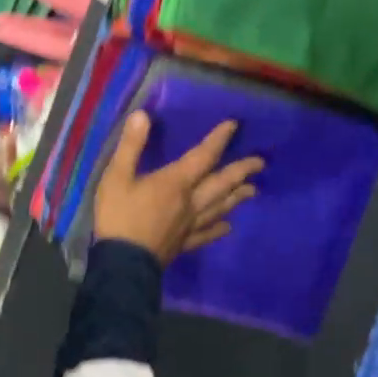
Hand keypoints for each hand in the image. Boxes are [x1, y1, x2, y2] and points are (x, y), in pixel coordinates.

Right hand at [93, 114, 262, 263]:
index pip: (202, 157)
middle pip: (220, 184)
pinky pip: (207, 233)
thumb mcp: (117, 175)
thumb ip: (131, 145)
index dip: (218, 140)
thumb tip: (142, 115)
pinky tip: (227, 226)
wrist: (124, 261)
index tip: (234, 126)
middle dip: (240, 171)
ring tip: (252, 190)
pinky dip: (219, 227)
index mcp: (175, 183)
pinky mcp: (185, 242)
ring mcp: (190, 225)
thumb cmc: (119, 214)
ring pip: (219, 207)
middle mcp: (190, 202)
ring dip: (236, 196)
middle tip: (260, 163)